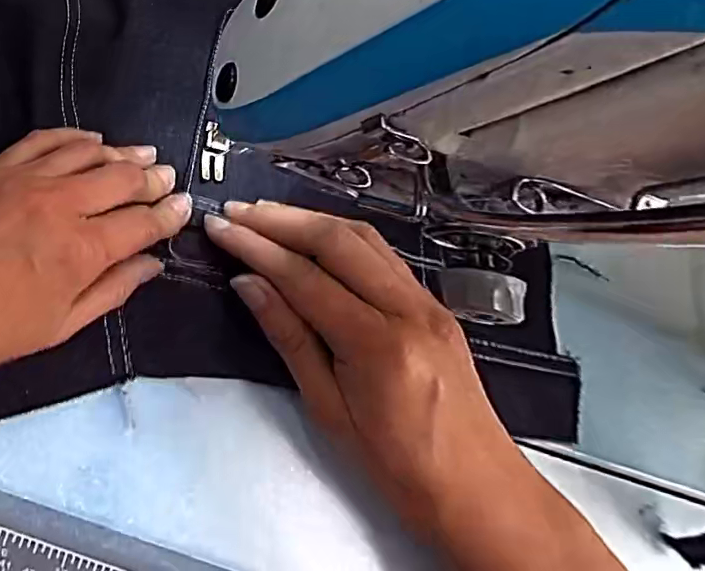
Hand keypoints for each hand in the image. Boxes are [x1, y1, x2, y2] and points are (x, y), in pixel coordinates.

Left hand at [0, 129, 188, 382]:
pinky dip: (77, 137)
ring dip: (123, 153)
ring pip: (92, 153)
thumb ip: (110, 292)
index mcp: (82, 250)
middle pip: (124, 179)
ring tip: (143, 155)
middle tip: (167, 177)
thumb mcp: (56, 328)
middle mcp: (64, 204)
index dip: (169, 213)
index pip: (143, 222)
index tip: (183, 205)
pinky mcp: (1, 165)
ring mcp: (31, 178)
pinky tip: (92, 140)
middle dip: (154, 178)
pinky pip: (49, 139)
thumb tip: (151, 265)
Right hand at [205, 200, 621, 570]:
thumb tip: (248, 284)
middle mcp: (407, 308)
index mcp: (379, 345)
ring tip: (264, 213)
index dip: (255, 248)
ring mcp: (426, 299)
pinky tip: (314, 231)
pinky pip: (381, 251)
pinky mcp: (433, 301)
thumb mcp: (331, 413)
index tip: (221, 228)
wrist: (484, 494)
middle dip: (278, 219)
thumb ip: (290, 339)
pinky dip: (339, 232)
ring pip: (360, 235)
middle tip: (235, 210)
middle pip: (334, 240)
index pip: (304, 277)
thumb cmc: (402, 471)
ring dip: (308, 218)